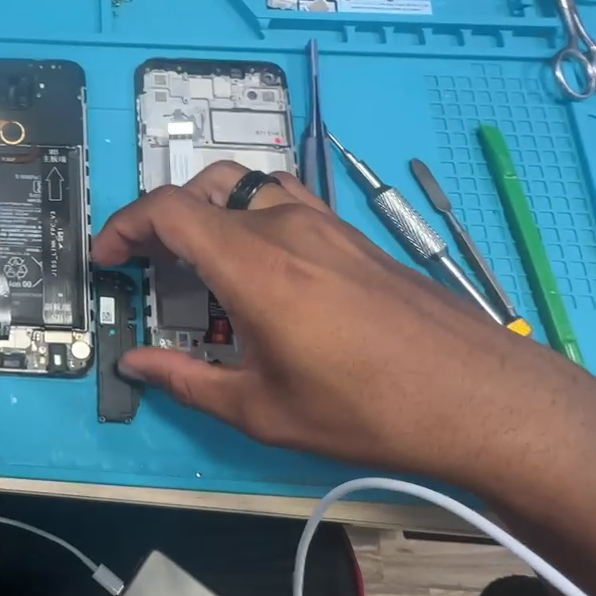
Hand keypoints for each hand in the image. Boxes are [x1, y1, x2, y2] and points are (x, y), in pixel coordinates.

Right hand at [91, 162, 595, 501]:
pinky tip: (258, 262)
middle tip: (144, 262)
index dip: (124, 226)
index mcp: (254, 266)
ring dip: (205, 207)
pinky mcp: (355, 236)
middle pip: (200, 188)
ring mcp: (327, 225)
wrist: (489, 402)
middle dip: (157, 218)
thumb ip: (185, 381)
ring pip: (245, 184)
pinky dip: (247, 213)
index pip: (168, 211)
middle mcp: (286, 228)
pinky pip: (284, 199)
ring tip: (195, 255)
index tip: (107, 260)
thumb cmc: (367, 412)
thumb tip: (133, 365)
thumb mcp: (262, 411)